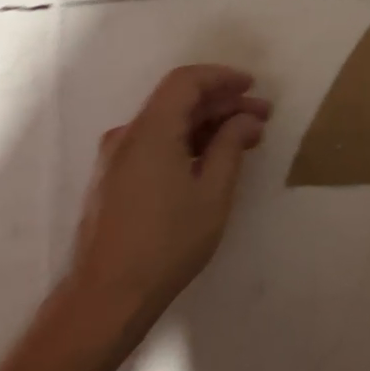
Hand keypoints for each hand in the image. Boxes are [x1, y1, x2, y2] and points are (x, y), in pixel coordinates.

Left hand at [62, 65, 270, 342]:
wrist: (108, 292)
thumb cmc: (168, 242)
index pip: (186, 81)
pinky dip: (184, 143)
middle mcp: (127, 135)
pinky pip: (153, 145)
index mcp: (150, 130)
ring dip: (204, 125)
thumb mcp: (212, 194)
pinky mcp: (112, 180)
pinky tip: (208, 162)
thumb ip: (230, 148)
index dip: (222, 78)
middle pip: (176, 101)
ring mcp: (115, 158)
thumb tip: (245, 119)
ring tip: (242, 141)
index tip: (253, 86)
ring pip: (164, 125)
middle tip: (261, 118)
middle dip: (221, 104)